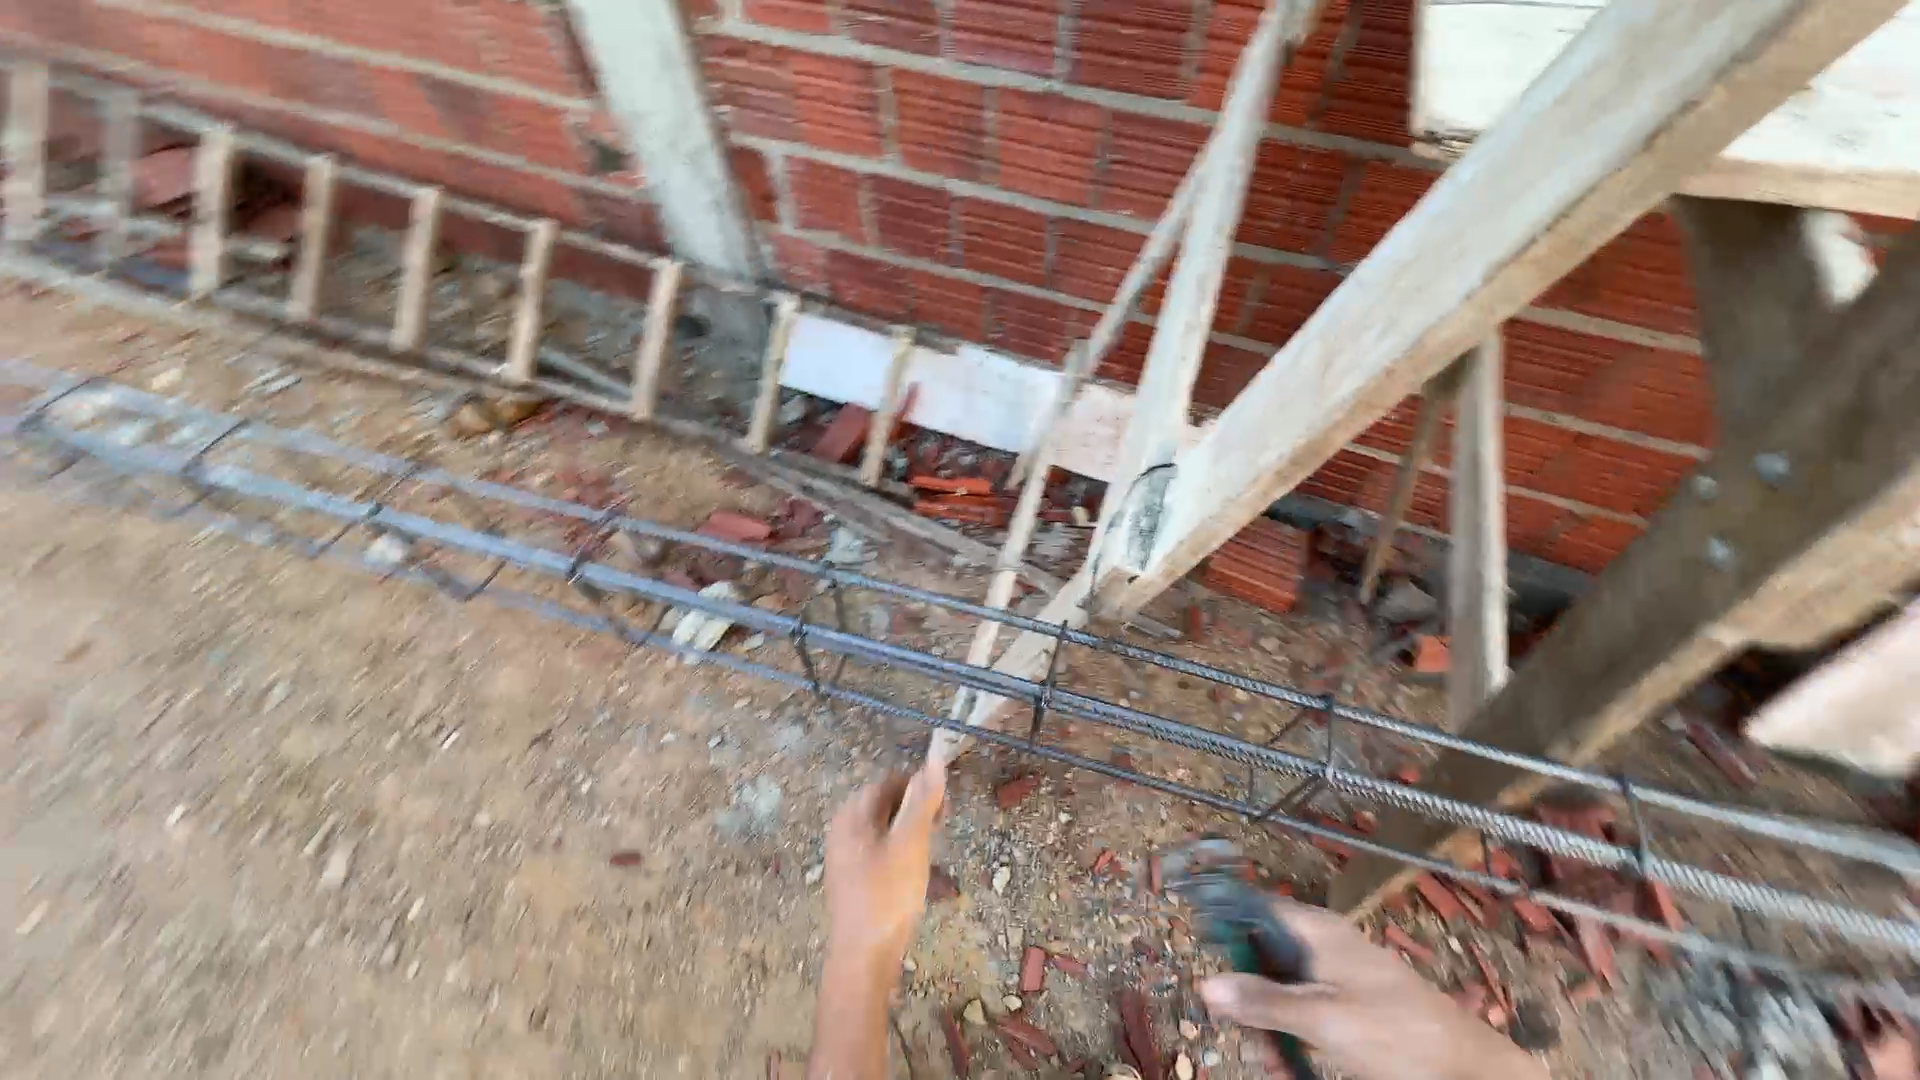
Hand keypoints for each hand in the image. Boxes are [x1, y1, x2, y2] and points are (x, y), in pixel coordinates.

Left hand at [823, 764, 946, 966]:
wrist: (863, 959)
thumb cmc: (886, 895)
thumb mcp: (911, 843)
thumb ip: (923, 800)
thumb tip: (935, 759)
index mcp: (851, 816)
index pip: (889, 782)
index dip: (918, 787)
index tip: (943, 807)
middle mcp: (843, 831)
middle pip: (886, 805)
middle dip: (917, 811)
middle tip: (941, 829)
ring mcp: (847, 858)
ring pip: (886, 831)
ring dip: (913, 835)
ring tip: (933, 855)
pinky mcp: (854, 881)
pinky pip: (883, 854)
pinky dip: (904, 857)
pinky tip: (921, 878)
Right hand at [1199, 899, 1547, 1079]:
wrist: (1469, 1070)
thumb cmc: (1396, 1033)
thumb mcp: (1323, 1021)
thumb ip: (1264, 1002)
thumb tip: (1206, 986)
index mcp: (1313, 929)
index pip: (1250, 904)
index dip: (1220, 917)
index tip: (1197, 941)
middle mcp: (1319, 942)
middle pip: (1260, 950)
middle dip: (1246, 991)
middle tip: (1241, 1029)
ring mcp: (1334, 972)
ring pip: (1278, 984)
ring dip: (1267, 1021)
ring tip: (1273, 1062)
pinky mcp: (1346, 1000)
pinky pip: (1301, 1006)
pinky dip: (1290, 1031)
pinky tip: (1290, 1063)